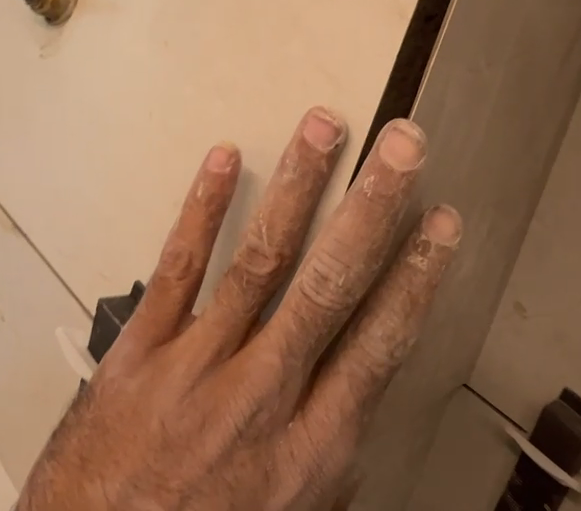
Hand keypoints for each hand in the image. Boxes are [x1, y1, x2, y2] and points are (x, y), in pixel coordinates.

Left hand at [17, 109, 461, 510]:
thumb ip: (329, 454)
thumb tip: (357, 394)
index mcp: (307, 448)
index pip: (379, 342)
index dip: (416, 276)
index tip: (441, 222)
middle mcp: (260, 396)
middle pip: (330, 284)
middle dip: (371, 207)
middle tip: (400, 147)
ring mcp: (197, 365)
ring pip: (260, 259)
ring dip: (298, 186)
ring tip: (323, 127)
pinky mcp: (140, 351)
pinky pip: (176, 267)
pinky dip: (201, 210)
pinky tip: (223, 160)